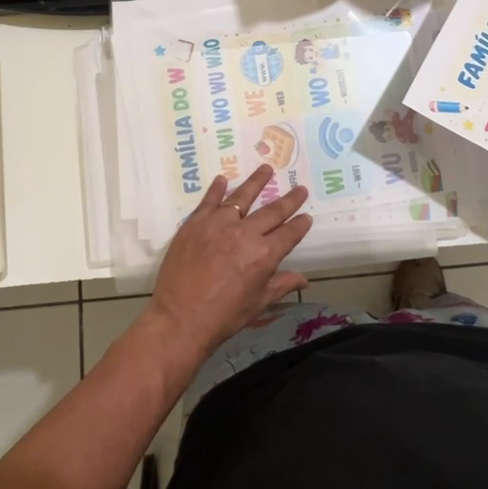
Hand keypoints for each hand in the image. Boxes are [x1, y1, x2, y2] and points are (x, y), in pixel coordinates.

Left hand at [146, 165, 312, 357]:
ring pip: (242, 197)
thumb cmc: (224, 316)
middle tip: (299, 189)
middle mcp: (245, 233)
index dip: (300, 225)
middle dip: (288, 200)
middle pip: (272, 211)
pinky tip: (222, 180)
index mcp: (265, 254)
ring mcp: (218, 225)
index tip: (307, 216)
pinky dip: (217, 189)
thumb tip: (304, 279)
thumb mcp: (258, 303)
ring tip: (266, 169)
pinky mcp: (195, 224)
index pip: (289, 234)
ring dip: (256, 182)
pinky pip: (209, 201)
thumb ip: (281, 285)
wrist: (180, 319)